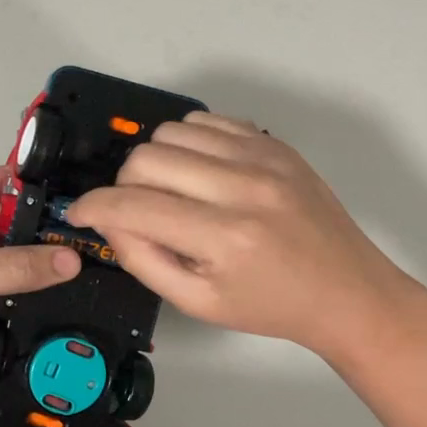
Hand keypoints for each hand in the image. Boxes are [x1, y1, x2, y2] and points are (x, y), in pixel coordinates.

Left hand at [0, 167, 81, 394]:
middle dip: (27, 222)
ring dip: (30, 258)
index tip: (48, 182)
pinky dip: (28, 288)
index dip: (6, 178)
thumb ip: (16, 267)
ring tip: (75, 256)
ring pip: (3, 257)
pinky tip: (58, 290)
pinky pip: (6, 289)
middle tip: (71, 226)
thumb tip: (72, 258)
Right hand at [67, 112, 426, 360]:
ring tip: (167, 191)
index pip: (132, 205)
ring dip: (153, 161)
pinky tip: (195, 172)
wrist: (348, 291)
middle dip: (122, 185)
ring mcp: (263, 158)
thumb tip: (107, 220)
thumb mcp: (196, 302)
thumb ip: (142, 259)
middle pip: (146, 158)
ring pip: (171, 131)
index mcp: (224, 238)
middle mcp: (243, 188)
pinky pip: (206, 121)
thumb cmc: (268, 306)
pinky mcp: (274, 144)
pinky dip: (186, 142)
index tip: (78, 214)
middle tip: (133, 211)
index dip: (91, 207)